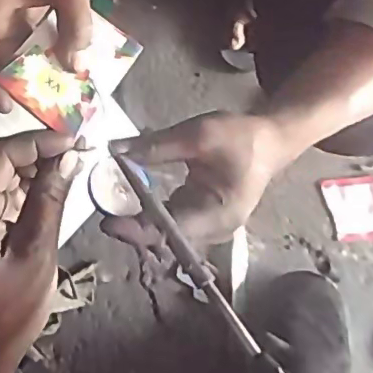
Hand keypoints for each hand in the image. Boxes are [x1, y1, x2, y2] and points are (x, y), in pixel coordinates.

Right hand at [0, 0, 93, 112]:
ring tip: (59, 92)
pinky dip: (46, 59)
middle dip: (16, 89)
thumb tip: (75, 66)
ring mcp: (10, 23)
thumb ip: (74, 25)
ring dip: (33, 76)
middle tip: (44, 105)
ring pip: (14, 60)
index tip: (5, 105)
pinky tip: (69, 65)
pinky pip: (31, 47)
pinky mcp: (25, 20)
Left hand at [0, 130, 83, 367]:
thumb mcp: (36, 253)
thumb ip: (50, 202)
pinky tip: (57, 188)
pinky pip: (6, 193)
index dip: (41, 142)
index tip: (77, 142)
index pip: (3, 154)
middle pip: (2, 159)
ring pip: (5, 173)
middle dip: (42, 152)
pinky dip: (32, 187)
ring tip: (76, 166)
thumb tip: (69, 158)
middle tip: (83, 152)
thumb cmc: (6, 312)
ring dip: (39, 168)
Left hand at [105, 112, 292, 250]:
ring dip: (138, 222)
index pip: (171, 232)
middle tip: (101, 213)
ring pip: (165, 231)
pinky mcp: (200, 214)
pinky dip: (148, 212)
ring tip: (108, 209)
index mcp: (219, 215)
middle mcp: (213, 229)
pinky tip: (126, 203)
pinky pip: (169, 219)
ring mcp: (207, 224)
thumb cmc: (241, 137)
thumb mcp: (199, 134)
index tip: (108, 222)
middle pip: (166, 237)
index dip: (138, 230)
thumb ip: (157, 146)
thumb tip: (115, 150)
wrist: (270, 140)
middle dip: (133, 228)